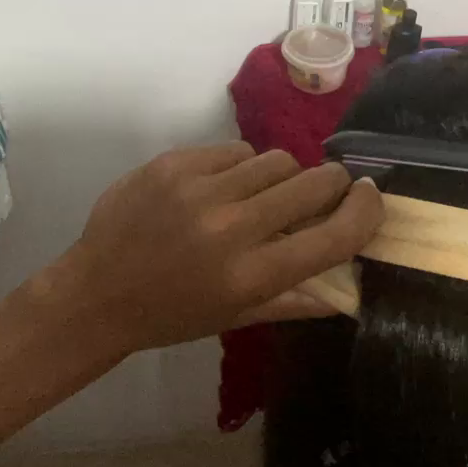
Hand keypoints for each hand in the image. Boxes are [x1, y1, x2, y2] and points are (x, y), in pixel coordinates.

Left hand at [44, 143, 382, 357]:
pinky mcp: (175, 163)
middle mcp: (231, 227)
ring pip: (276, 159)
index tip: (371, 197)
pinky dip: (240, 166)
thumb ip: (297, 300)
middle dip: (331, 182)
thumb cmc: (172, 314)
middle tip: (324, 189)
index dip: (365, 211)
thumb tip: (350, 288)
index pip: (334, 235)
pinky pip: (235, 149)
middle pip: (313, 181)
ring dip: (282, 174)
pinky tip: (223, 185)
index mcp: (251, 275)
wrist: (96, 292)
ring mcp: (200, 189)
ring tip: (264, 192)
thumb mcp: (236, 317)